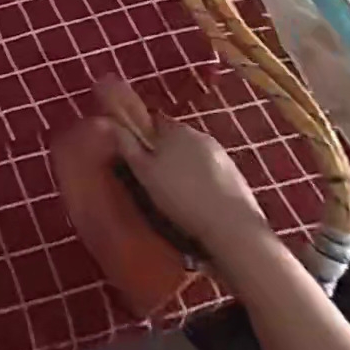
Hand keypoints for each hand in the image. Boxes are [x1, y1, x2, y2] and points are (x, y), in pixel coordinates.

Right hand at [113, 119, 277, 273]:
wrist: (232, 228)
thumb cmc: (180, 196)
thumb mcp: (144, 172)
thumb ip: (127, 146)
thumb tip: (111, 123)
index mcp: (175, 129)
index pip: (153, 121)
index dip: (142, 135)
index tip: (137, 155)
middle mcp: (200, 134)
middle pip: (175, 138)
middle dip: (165, 152)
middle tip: (154, 178)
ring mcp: (222, 154)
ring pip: (194, 155)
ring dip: (184, 167)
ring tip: (178, 194)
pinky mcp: (237, 175)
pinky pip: (211, 172)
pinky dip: (203, 181)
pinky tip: (199, 202)